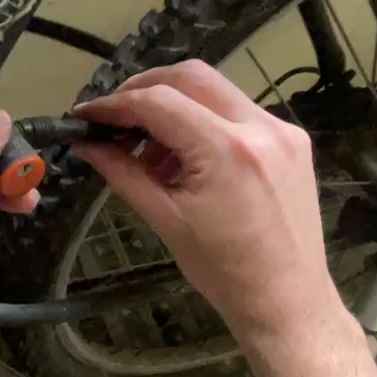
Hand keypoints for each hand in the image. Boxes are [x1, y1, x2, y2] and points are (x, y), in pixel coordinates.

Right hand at [74, 61, 344, 348]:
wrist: (286, 299)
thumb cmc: (222, 270)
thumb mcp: (163, 219)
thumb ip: (121, 172)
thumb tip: (85, 144)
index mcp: (227, 151)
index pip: (159, 102)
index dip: (114, 104)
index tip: (86, 114)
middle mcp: (260, 127)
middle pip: (190, 76)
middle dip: (143, 88)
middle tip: (112, 116)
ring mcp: (281, 130)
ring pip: (215, 89)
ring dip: (172, 103)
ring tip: (145, 144)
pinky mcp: (291, 140)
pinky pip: (236, 111)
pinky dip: (201, 119)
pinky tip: (181, 154)